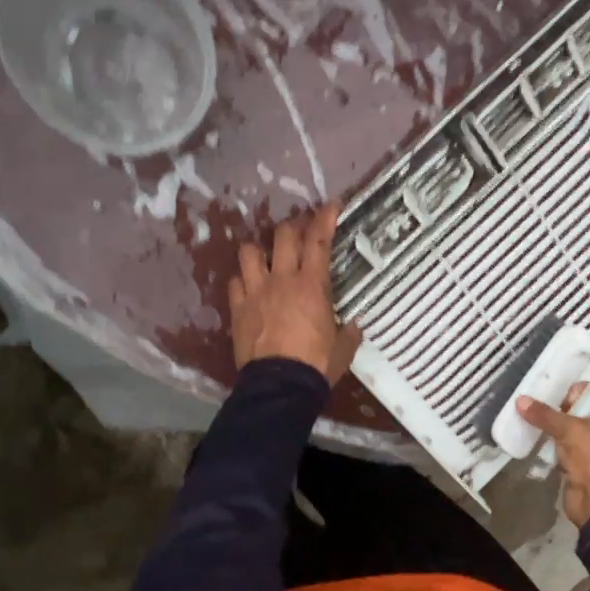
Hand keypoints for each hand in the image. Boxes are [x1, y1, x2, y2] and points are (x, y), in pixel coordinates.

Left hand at [228, 203, 362, 382]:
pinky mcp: (237, 308)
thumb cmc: (317, 365)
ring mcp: (255, 292)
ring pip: (250, 251)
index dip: (325, 218)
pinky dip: (243, 279)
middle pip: (284, 235)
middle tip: (302, 228)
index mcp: (312, 286)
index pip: (319, 241)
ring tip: (268, 255)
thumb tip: (354, 325)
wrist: (281, 386)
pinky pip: (235, 282)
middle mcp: (282, 279)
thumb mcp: (343, 350)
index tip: (332, 204)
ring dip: (261, 248)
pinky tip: (250, 285)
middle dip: (295, 226)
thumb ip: (349, 333)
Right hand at [517, 386, 589, 527]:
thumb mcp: (569, 430)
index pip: (586, 391)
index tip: (545, 393)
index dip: (567, 391)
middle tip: (528, 402)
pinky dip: (547, 444)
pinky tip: (529, 437)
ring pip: (565, 429)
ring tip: (523, 417)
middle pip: (574, 409)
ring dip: (547, 427)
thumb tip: (520, 400)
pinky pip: (560, 446)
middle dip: (552, 408)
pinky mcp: (577, 461)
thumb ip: (544, 415)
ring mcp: (589, 445)